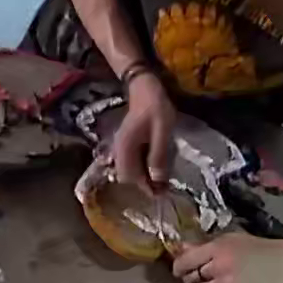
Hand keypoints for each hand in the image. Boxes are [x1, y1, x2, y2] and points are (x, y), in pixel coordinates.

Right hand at [110, 72, 175, 191]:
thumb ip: (158, 156)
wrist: (144, 88)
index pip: (131, 178)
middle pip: (128, 178)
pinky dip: (142, 169)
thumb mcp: (162, 132)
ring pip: (129, 172)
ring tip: (161, 180)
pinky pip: (132, 164)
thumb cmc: (155, 107)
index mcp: (126, 149)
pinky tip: (154, 167)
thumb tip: (157, 180)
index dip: (146, 187)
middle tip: (163, 188)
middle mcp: (119, 152)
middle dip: (144, 185)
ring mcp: (121, 149)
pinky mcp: (126, 146)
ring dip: (143, 178)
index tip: (161, 194)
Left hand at [172, 231, 282, 282]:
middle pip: (190, 278)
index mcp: (216, 248)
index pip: (184, 261)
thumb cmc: (259, 249)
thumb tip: (180, 248)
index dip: (178, 267)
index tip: (180, 271)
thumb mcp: (231, 240)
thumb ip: (205, 245)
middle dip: (193, 278)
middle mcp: (218, 266)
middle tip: (203, 277)